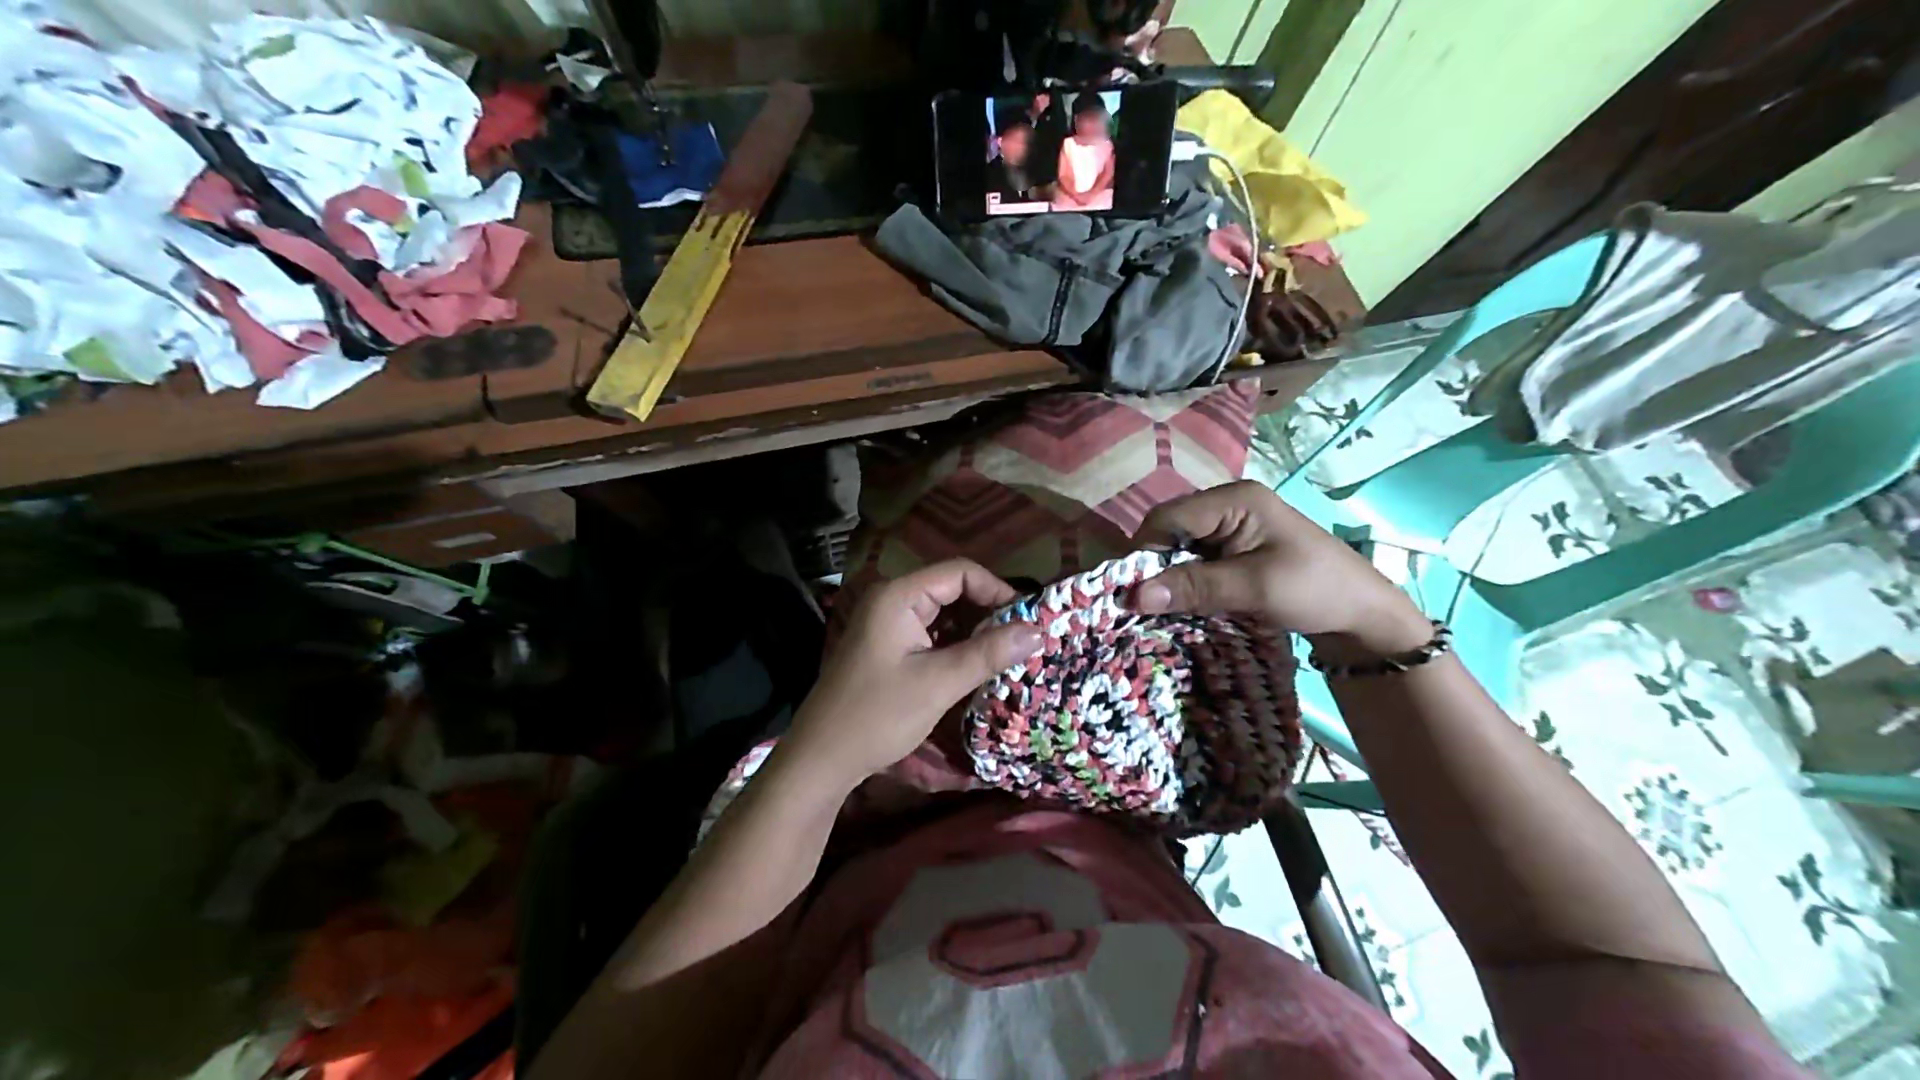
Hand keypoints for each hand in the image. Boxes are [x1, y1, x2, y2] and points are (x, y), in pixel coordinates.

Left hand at [783, 560, 1043, 786]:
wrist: (821, 758)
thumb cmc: (877, 715)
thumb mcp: (938, 683)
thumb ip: (988, 653)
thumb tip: (1039, 632)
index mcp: (899, 596)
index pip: (960, 572)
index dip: (998, 590)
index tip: (1028, 622)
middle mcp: (892, 600)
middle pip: (953, 590)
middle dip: (990, 612)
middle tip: (1024, 641)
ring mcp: (888, 624)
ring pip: (945, 614)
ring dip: (976, 631)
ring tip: (1009, 655)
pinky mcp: (889, 647)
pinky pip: (932, 634)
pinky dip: (957, 646)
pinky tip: (978, 666)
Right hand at [1128, 481, 1431, 659]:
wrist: (1363, 615)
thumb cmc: (1315, 590)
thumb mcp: (1254, 587)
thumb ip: (1194, 587)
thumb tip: (1134, 596)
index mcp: (1234, 499)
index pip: (1168, 517)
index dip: (1145, 552)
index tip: (1134, 592)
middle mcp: (1226, 506)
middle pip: (1169, 531)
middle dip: (1154, 566)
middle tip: (1143, 604)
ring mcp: (1230, 528)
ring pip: (1178, 549)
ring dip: (1167, 577)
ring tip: (1159, 608)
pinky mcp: (1232, 551)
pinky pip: (1193, 562)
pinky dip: (1183, 583)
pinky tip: (1180, 604)